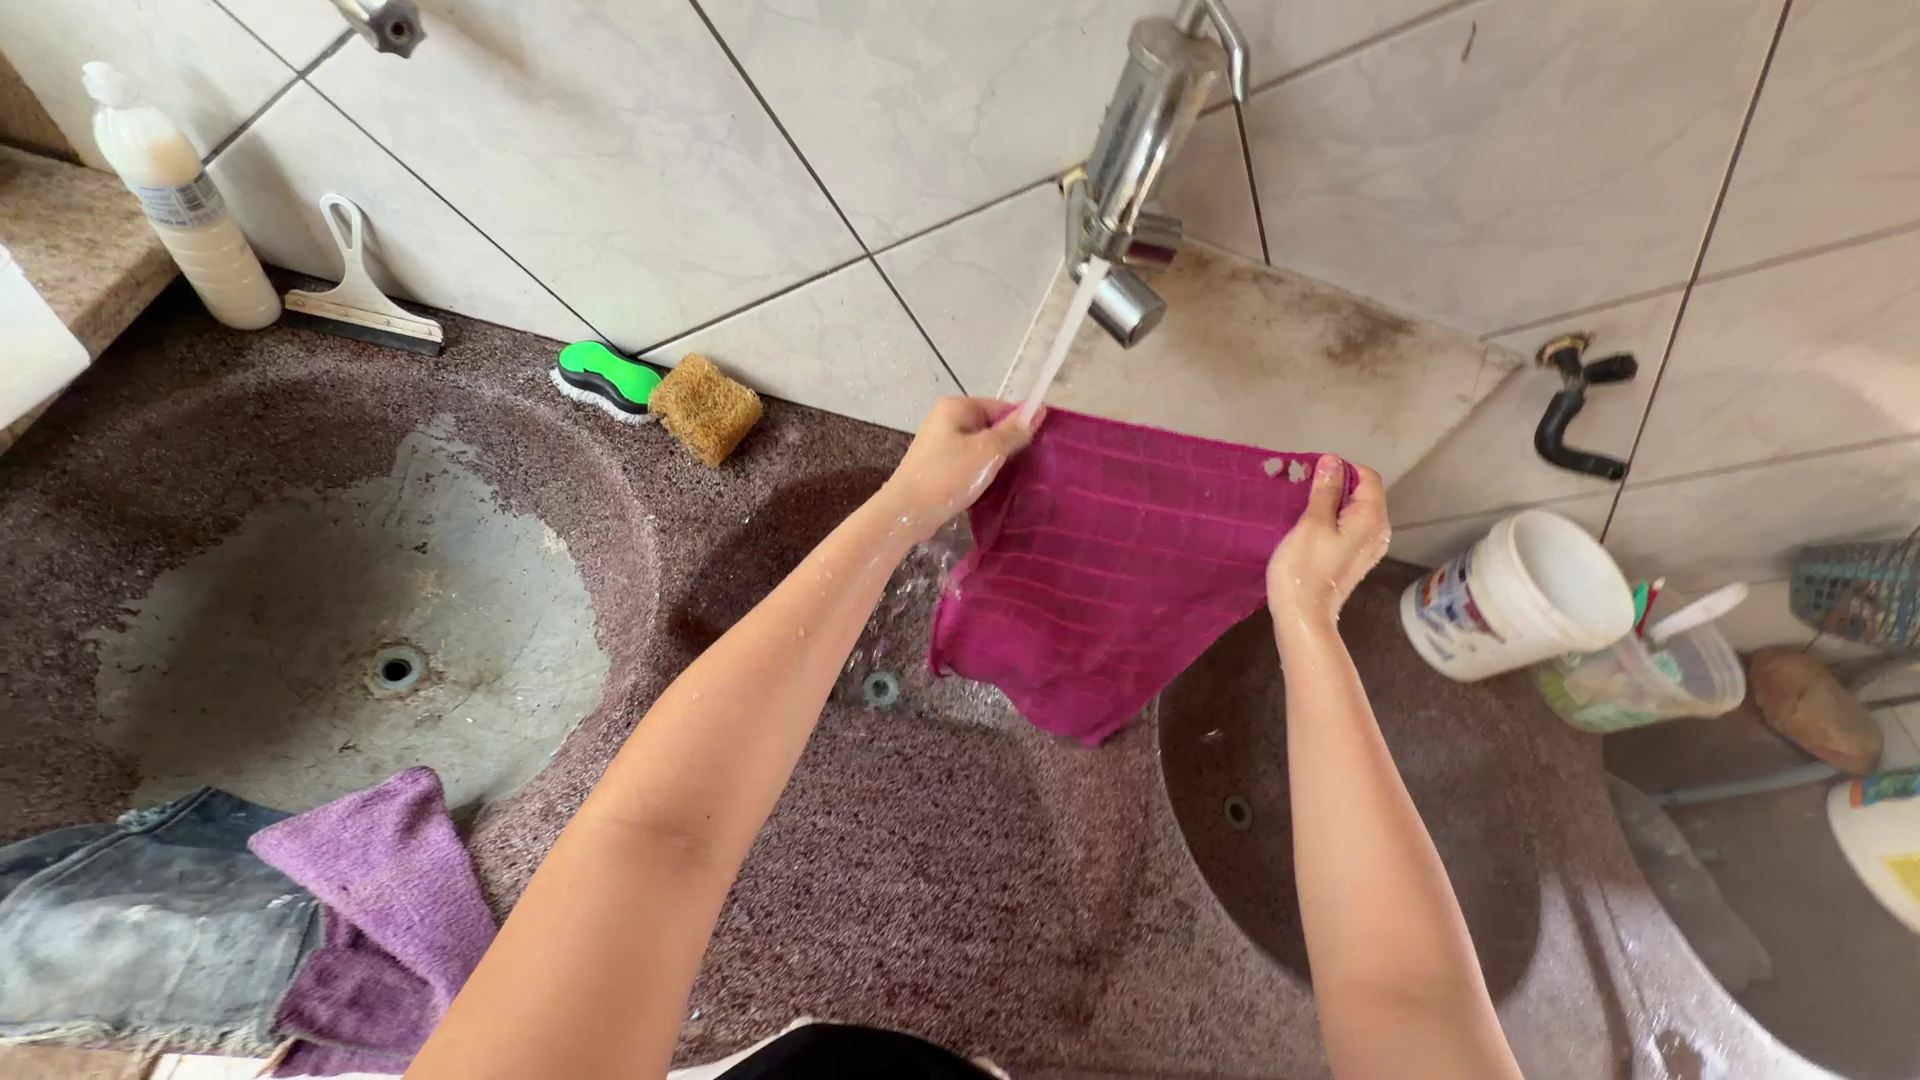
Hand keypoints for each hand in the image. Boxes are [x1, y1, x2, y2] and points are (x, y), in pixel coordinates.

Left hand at [882, 397, 1040, 540]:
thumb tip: (1037, 410)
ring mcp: (940, 445)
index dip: (1020, 424)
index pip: (1000, 406)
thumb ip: (1013, 431)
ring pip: (980, 448)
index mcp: (955, 407)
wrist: (908, 512)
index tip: (1039, 446)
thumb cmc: (947, 476)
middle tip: (1028, 466)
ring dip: (995, 463)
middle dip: (1008, 445)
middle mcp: (945, 420)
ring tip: (1012, 479)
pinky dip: (980, 474)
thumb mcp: (987, 451)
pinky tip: (991, 488)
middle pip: (990, 427)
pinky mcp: (938, 467)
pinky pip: (968, 464)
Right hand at [1267, 454, 1389, 632]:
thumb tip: (1333, 461)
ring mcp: (1369, 547)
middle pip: (1364, 493)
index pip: (1368, 476)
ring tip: (1305, 507)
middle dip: (1337, 485)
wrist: (1303, 614)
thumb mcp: (1311, 523)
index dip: (1341, 469)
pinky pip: (1350, 527)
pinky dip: (1334, 520)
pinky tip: (1312, 528)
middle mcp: (1379, 530)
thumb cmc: (1304, 568)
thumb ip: (1325, 491)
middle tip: (1304, 490)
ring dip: (1333, 503)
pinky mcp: (1356, 558)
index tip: (1312, 475)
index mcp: (1372, 518)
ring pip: (1356, 510)